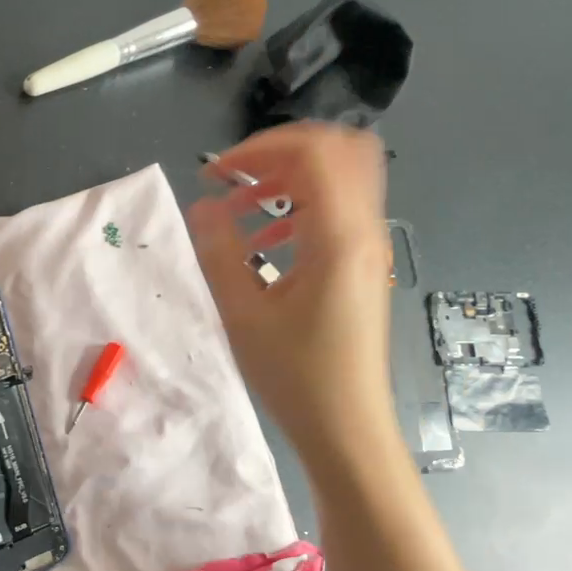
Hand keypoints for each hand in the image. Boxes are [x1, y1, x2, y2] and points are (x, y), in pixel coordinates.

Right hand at [186, 123, 396, 456]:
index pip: (313, 153)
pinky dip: (299, 207)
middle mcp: (364, 229)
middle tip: (232, 178)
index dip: (260, 148)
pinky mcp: (362, 265)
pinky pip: (337, 212)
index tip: (213, 173)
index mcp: (338, 236)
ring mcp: (369, 246)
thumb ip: (219, 252)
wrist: (345, 423)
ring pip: (338, 180)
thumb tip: (203, 206)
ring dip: (286, 181)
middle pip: (336, 152)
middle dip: (278, 154)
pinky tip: (263, 240)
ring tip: (237, 209)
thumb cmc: (294, 373)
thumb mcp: (243, 314)